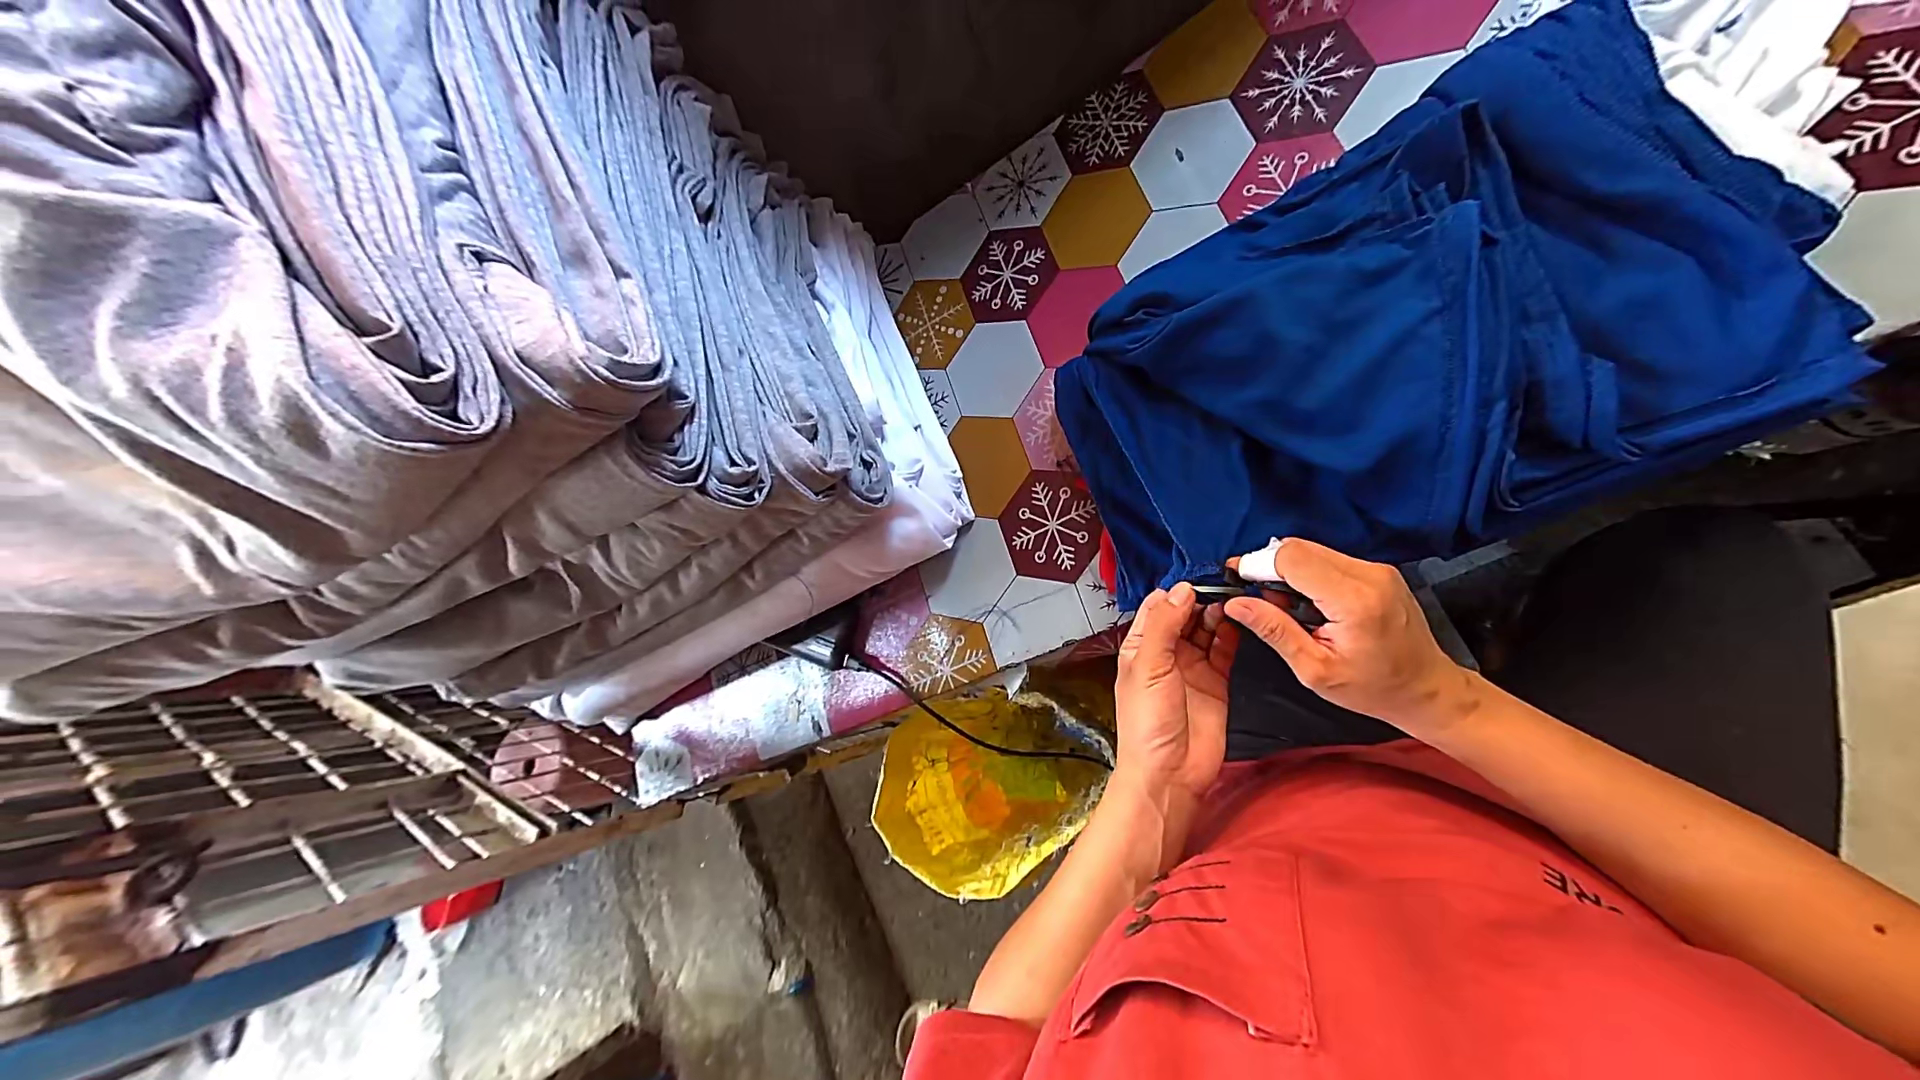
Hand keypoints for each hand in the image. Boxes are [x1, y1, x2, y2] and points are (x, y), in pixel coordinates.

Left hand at [1114, 583, 1233, 798]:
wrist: (1170, 773)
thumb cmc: (1146, 726)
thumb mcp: (1147, 667)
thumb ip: (1163, 626)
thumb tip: (1181, 591)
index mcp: (1140, 646)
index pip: (1157, 606)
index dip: (1176, 592)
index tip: (1198, 580)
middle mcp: (1165, 653)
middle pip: (1185, 614)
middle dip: (1201, 599)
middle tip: (1222, 588)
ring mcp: (1191, 666)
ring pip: (1206, 628)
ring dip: (1217, 613)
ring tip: (1233, 602)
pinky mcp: (1215, 681)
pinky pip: (1224, 649)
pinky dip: (1231, 634)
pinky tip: (1239, 621)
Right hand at [1224, 539, 1472, 730]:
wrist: (1426, 690)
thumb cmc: (1373, 688)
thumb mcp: (1313, 669)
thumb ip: (1273, 630)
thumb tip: (1236, 604)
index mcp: (1354, 600)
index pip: (1292, 557)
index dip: (1257, 565)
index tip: (1236, 579)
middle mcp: (1369, 575)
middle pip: (1299, 548)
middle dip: (1268, 567)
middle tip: (1256, 597)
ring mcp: (1376, 570)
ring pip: (1311, 550)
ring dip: (1286, 570)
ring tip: (1284, 606)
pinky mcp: (1376, 571)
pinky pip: (1327, 558)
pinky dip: (1305, 573)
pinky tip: (1305, 603)